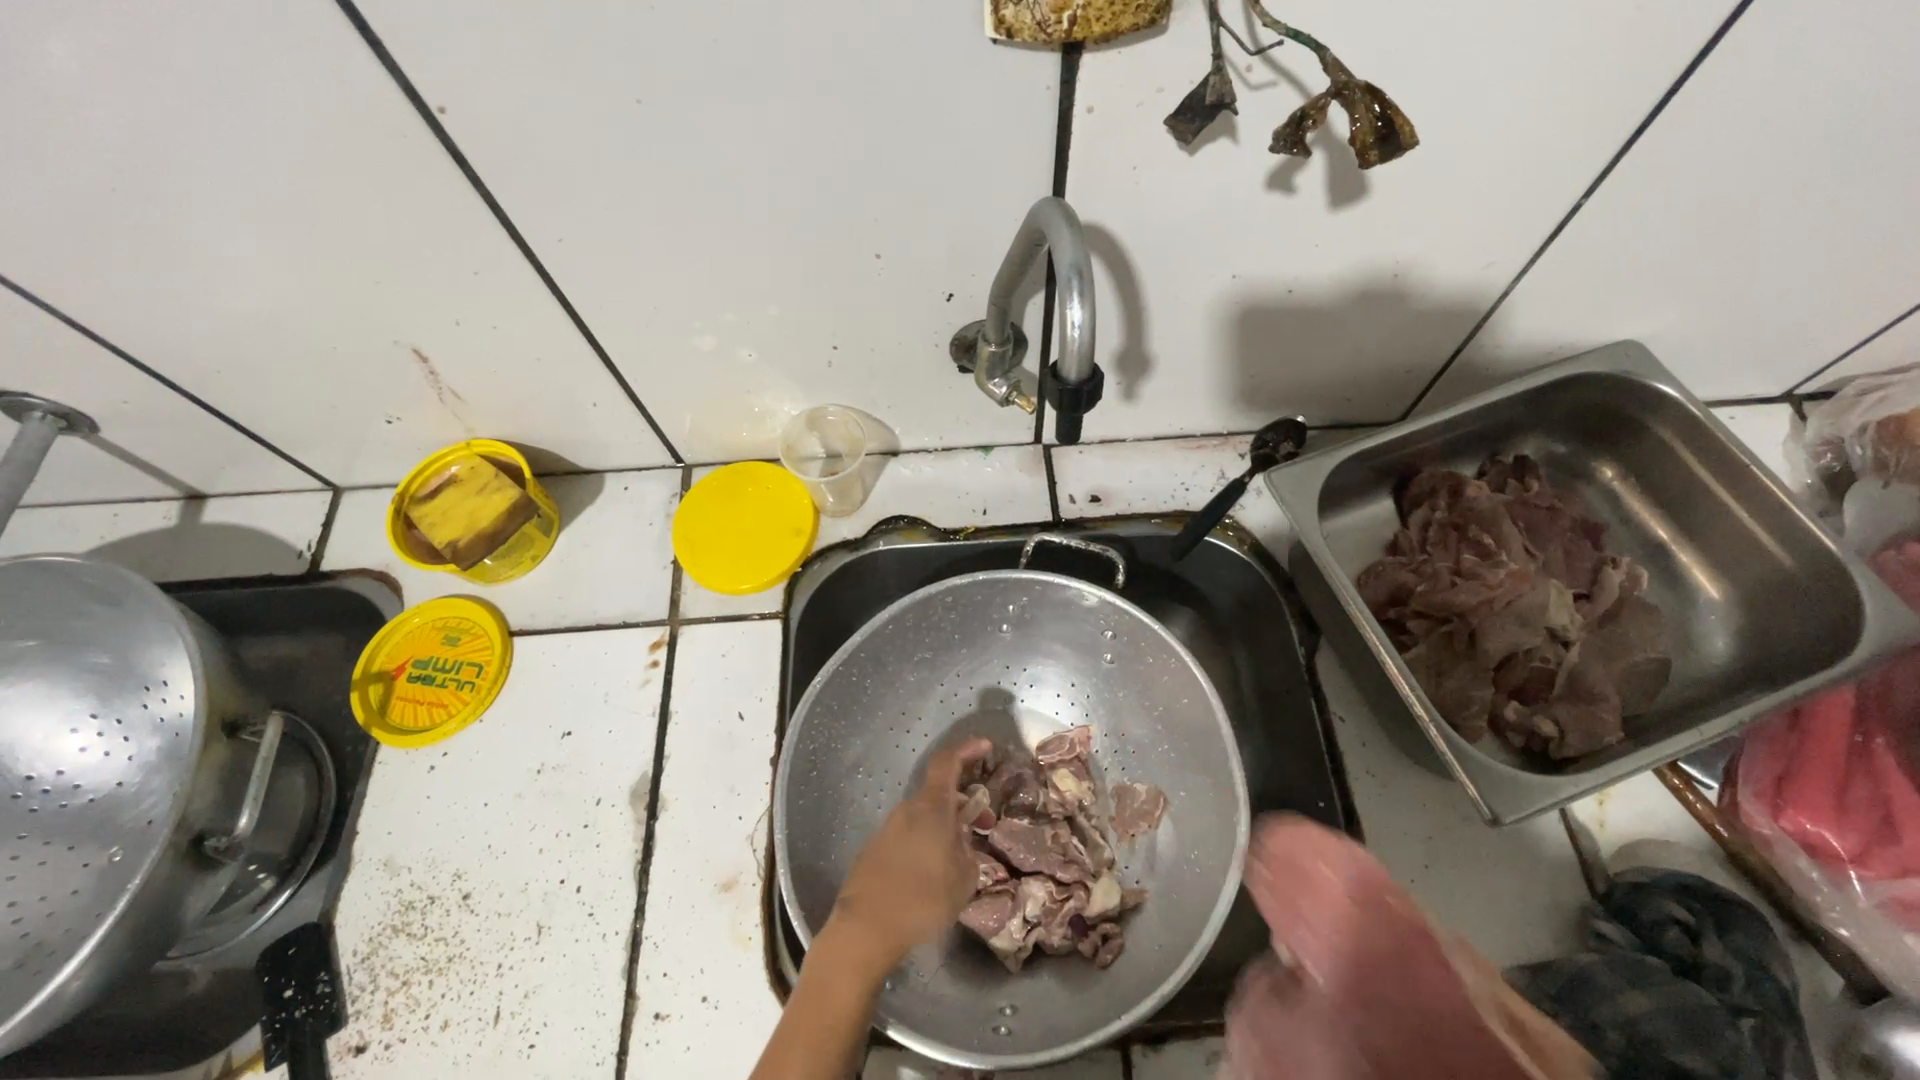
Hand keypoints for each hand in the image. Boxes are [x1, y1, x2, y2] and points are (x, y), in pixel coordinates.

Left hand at [828, 736, 992, 967]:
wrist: (865, 928)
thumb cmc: (922, 899)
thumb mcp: (964, 879)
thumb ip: (968, 852)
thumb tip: (962, 842)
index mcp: (931, 808)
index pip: (947, 763)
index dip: (966, 749)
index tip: (985, 747)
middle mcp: (907, 810)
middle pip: (938, 793)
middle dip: (964, 802)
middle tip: (984, 824)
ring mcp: (888, 830)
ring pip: (924, 816)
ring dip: (946, 825)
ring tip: (963, 854)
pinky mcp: (876, 850)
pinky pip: (910, 835)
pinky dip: (928, 841)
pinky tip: (936, 871)